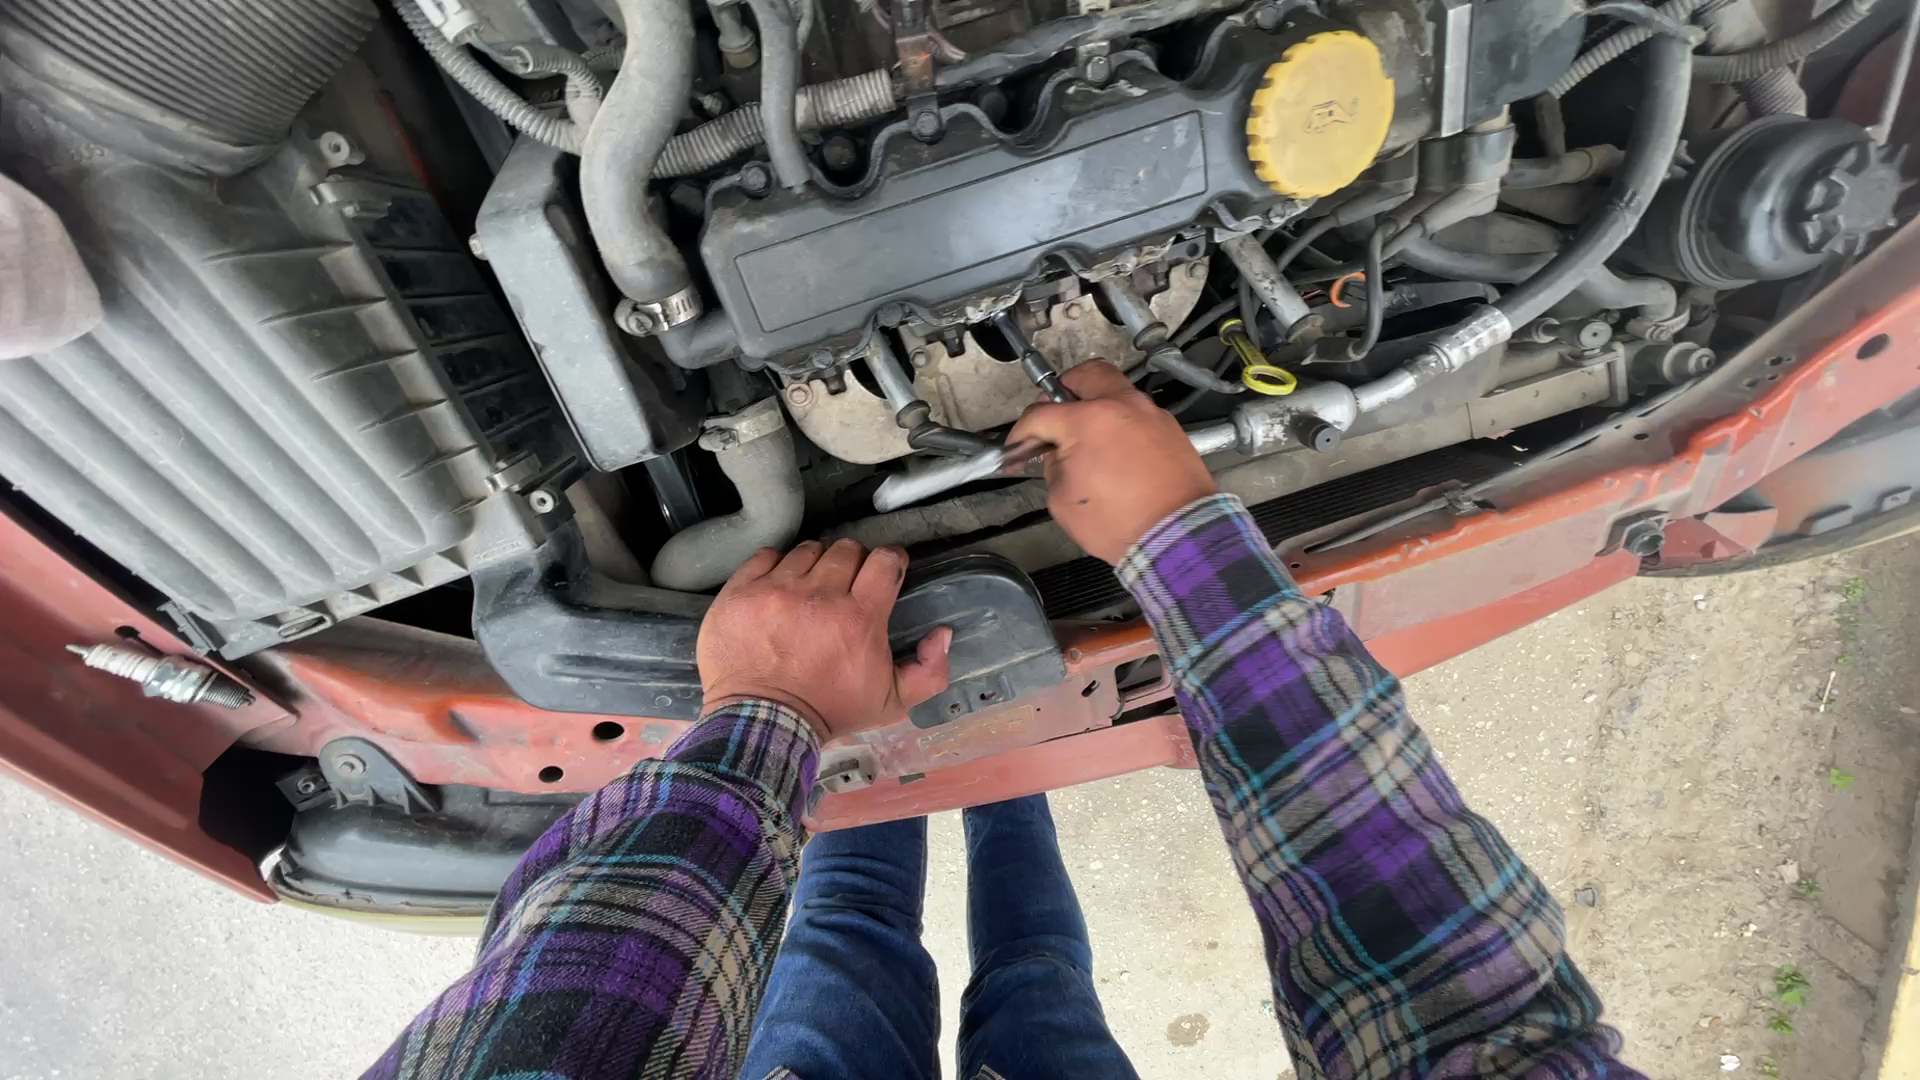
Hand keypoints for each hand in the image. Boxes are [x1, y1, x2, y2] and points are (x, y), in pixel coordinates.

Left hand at [698, 538, 952, 741]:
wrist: (763, 724)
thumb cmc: (830, 711)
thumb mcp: (891, 703)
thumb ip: (929, 670)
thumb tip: (944, 633)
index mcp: (860, 617)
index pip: (885, 560)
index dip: (890, 562)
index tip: (885, 573)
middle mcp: (820, 595)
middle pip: (847, 549)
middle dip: (853, 563)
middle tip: (846, 586)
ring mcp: (776, 590)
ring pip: (808, 550)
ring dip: (815, 565)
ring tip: (810, 589)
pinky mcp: (741, 592)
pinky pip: (765, 556)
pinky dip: (776, 566)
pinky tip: (779, 587)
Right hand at [1008, 359, 1216, 564]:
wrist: (1177, 536)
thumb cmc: (1123, 523)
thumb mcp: (1062, 500)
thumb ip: (1052, 466)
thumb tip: (1054, 454)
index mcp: (1087, 421)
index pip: (1040, 414)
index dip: (1021, 433)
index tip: (1019, 446)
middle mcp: (1121, 406)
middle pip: (1084, 375)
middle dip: (1062, 391)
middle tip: (1052, 415)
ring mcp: (1149, 414)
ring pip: (1115, 390)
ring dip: (1094, 405)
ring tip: (1084, 436)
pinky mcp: (1169, 429)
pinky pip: (1137, 414)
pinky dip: (1120, 423)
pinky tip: (1113, 450)